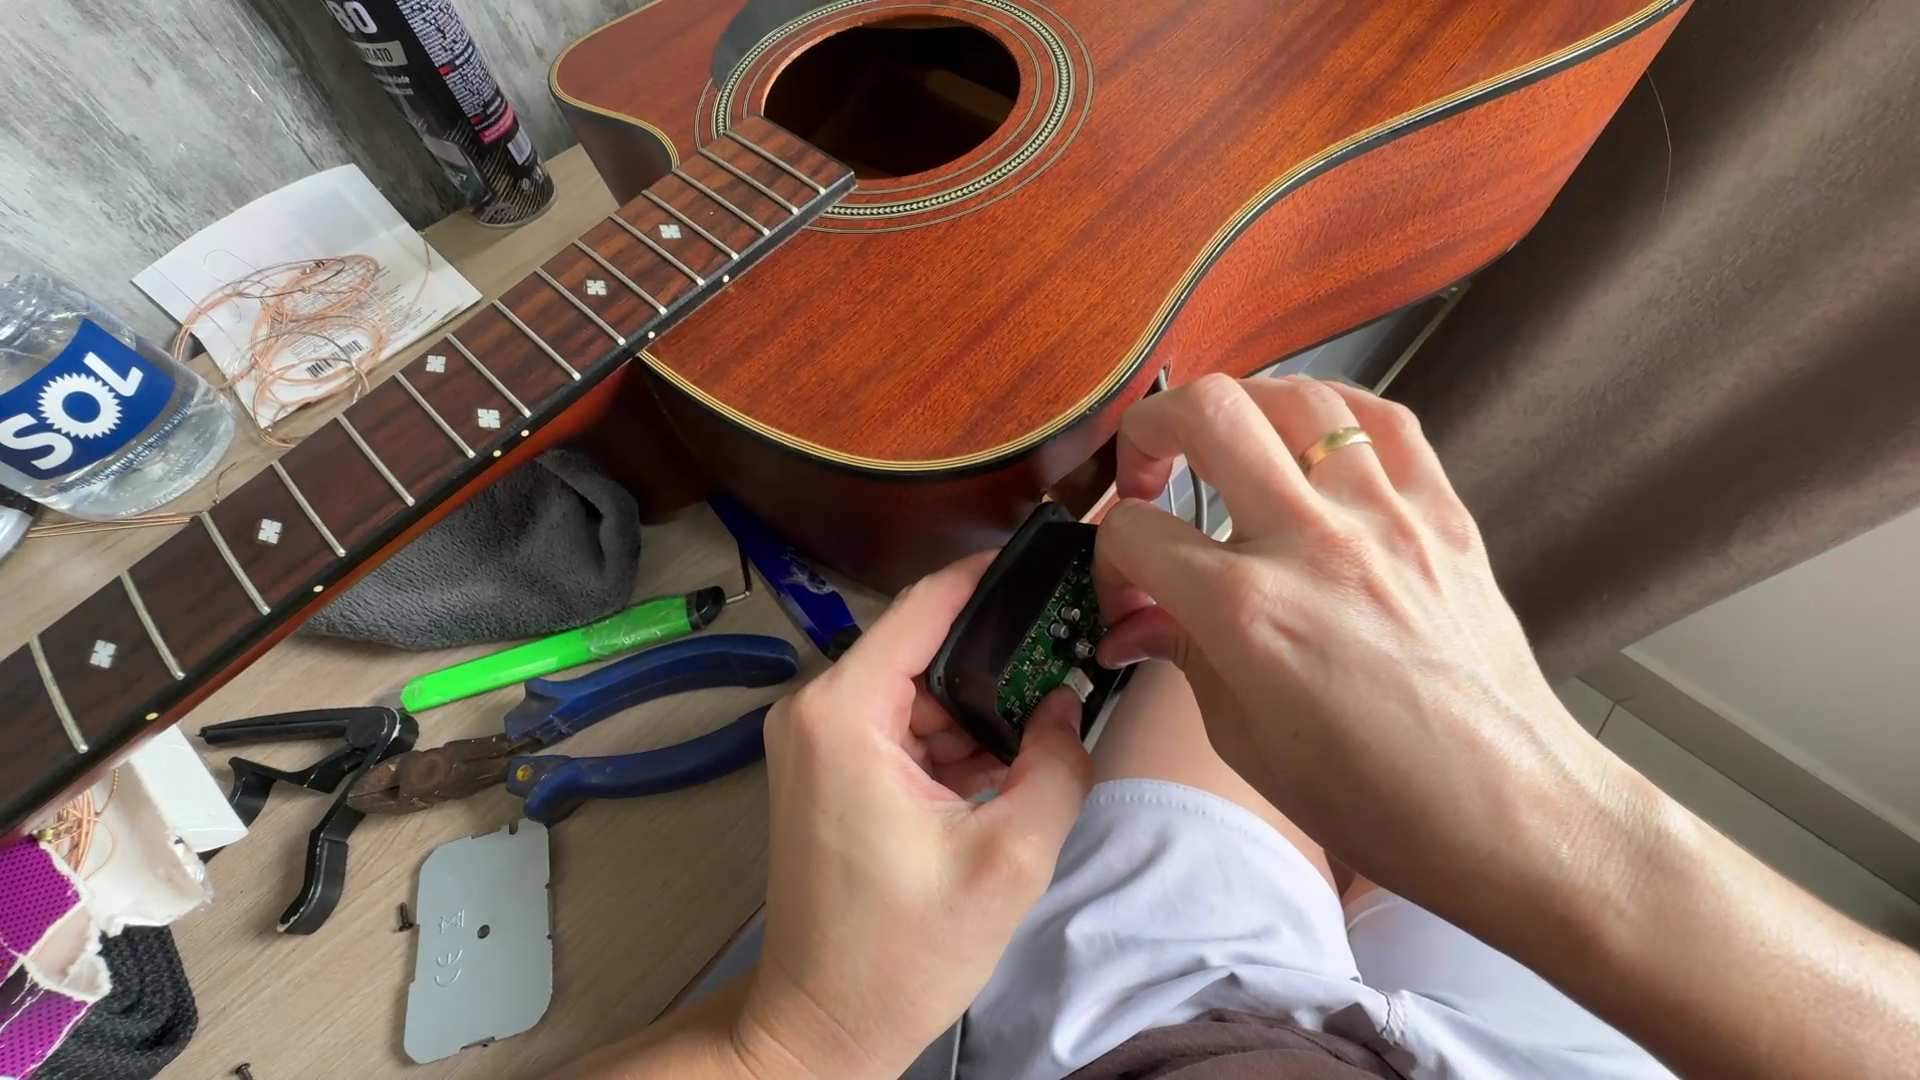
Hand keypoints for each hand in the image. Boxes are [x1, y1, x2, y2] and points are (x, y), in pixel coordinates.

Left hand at [737, 554, 1094, 1079]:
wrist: (822, 1026)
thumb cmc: (903, 954)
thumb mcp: (1010, 858)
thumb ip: (1055, 764)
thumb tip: (1065, 700)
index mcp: (844, 713)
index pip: (923, 606)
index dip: (982, 576)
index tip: (1038, 560)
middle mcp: (816, 707)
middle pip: (920, 647)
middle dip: (992, 658)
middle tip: (1060, 663)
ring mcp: (815, 734)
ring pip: (914, 686)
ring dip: (972, 709)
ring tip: (1033, 735)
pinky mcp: (825, 762)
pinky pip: (898, 721)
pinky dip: (945, 738)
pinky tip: (990, 773)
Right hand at [1093, 375, 1647, 925]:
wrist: (1512, 817)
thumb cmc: (1373, 797)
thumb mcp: (1239, 733)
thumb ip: (1177, 651)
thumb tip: (1130, 622)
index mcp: (1248, 612)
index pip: (1136, 535)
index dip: (1108, 558)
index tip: (1122, 589)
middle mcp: (1314, 545)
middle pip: (1207, 415)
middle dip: (1148, 430)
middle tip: (1144, 474)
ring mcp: (1387, 520)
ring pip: (1296, 396)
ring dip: (1236, 408)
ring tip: (1220, 445)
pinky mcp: (1443, 517)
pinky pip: (1385, 421)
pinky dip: (1331, 412)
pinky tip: (1307, 437)